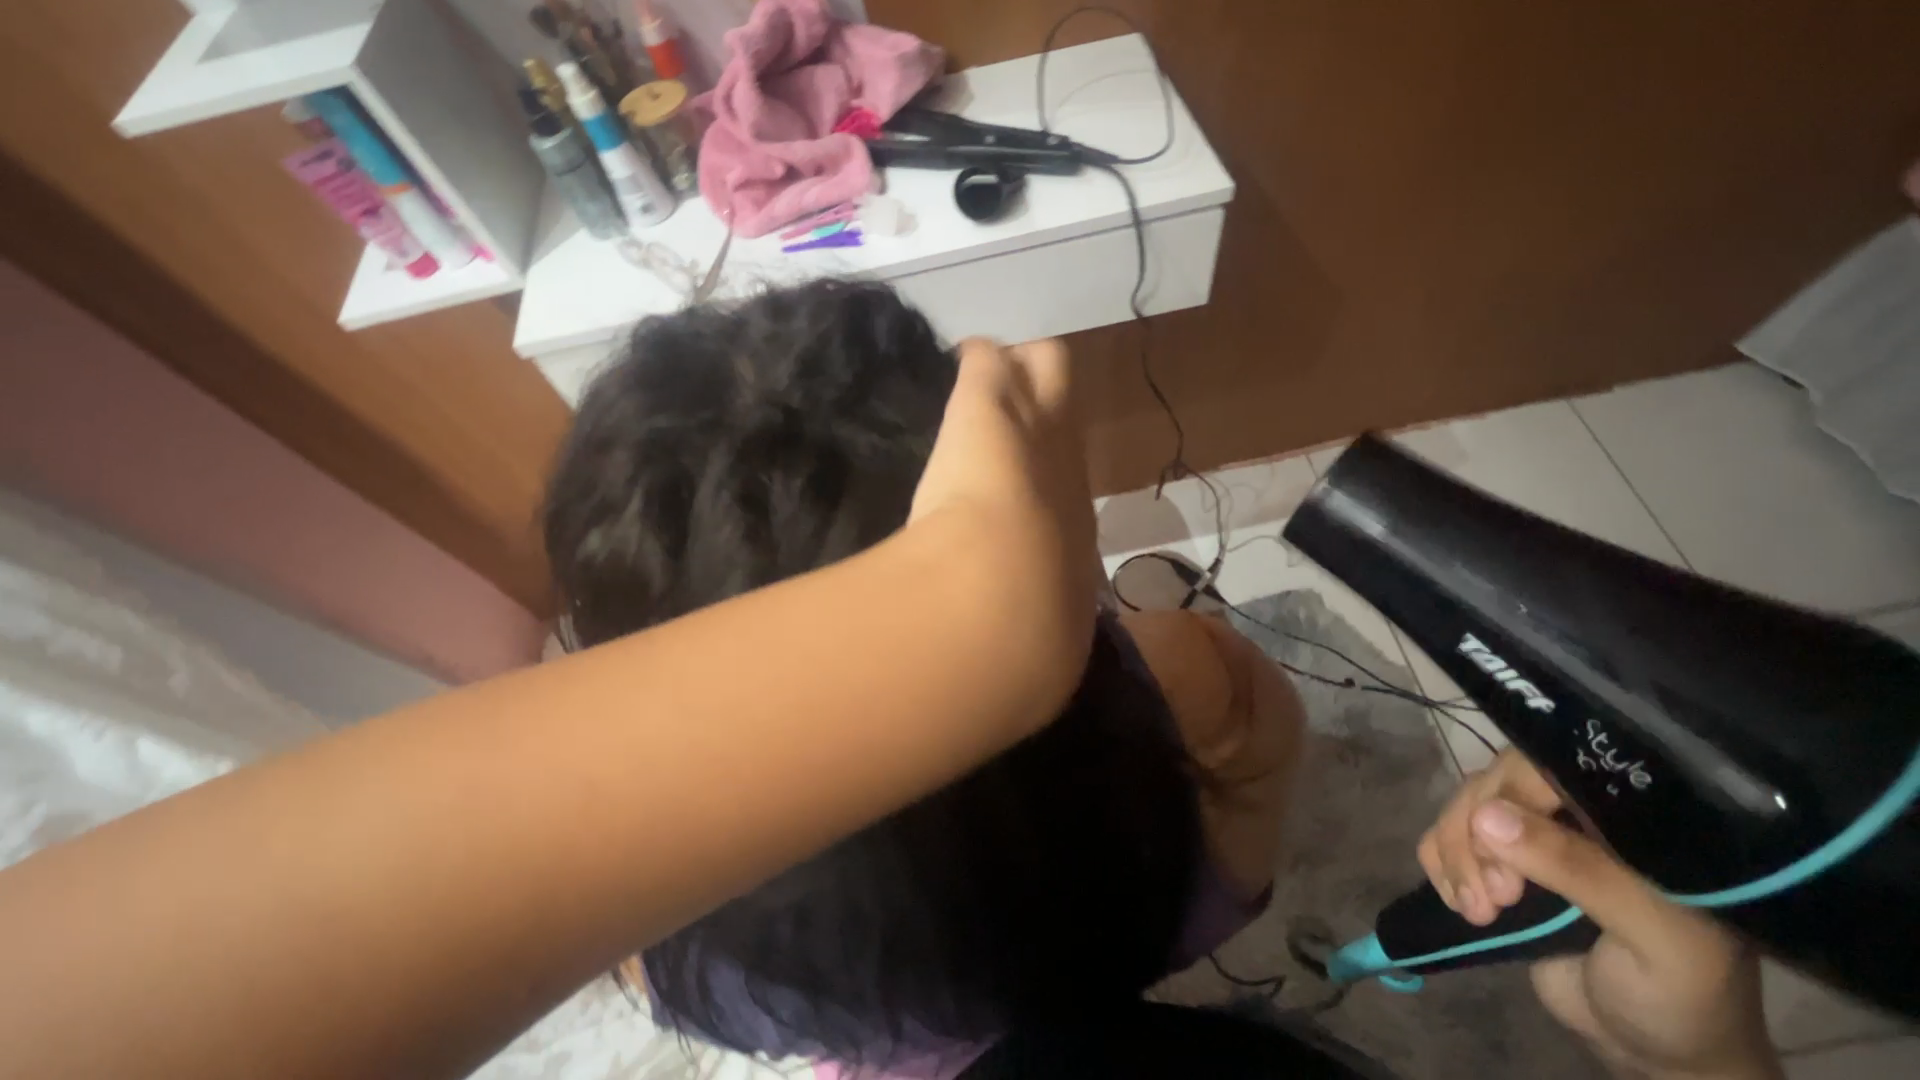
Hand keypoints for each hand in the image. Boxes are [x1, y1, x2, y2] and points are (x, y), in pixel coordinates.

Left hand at [910, 337, 1097, 704]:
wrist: (1003, 604)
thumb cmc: (1029, 634)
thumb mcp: (1045, 645)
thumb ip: (1043, 646)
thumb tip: (1040, 668)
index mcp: (1071, 534)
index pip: (1067, 495)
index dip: (1050, 482)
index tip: (1031, 481)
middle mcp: (1063, 474)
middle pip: (1068, 425)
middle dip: (1045, 416)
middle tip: (1016, 408)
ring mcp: (1033, 431)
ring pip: (1045, 376)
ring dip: (1017, 378)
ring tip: (991, 371)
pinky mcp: (989, 405)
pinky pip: (991, 361)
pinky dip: (978, 360)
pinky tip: (964, 356)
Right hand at [1420, 752, 1781, 1079]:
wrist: (1652, 1051)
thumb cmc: (1680, 994)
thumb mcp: (1650, 936)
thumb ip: (1580, 872)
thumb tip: (1487, 816)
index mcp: (1623, 813)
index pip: (1548, 766)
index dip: (1512, 799)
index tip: (1508, 868)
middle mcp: (1572, 811)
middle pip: (1493, 785)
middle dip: (1475, 840)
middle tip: (1497, 901)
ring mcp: (1531, 835)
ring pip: (1461, 809)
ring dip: (1455, 858)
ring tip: (1480, 913)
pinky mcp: (1496, 862)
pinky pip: (1442, 838)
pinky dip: (1439, 866)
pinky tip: (1462, 905)